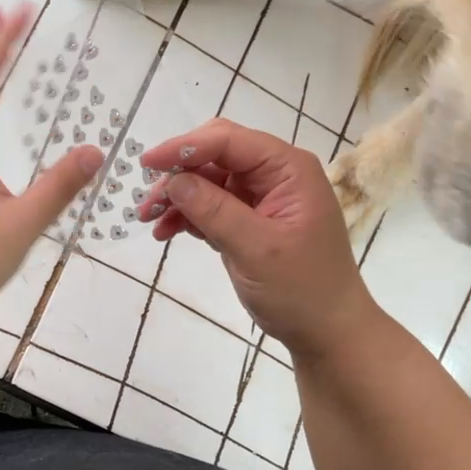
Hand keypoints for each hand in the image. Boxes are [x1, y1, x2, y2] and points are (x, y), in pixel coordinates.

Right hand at [138, 120, 380, 359]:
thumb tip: (173, 181)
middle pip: (215, 155)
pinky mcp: (247, 221)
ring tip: (149, 221)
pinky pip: (209, 207)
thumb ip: (214, 211)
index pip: (229, 141)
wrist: (324, 328)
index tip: (146, 164)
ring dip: (176, 197)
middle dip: (178, 173)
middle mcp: (274, 175)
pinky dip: (185, 216)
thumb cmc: (301, 288)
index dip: (185, 147)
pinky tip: (164, 233)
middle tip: (147, 201)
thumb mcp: (256, 249)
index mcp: (287, 169)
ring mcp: (260, 198)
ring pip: (206, 182)